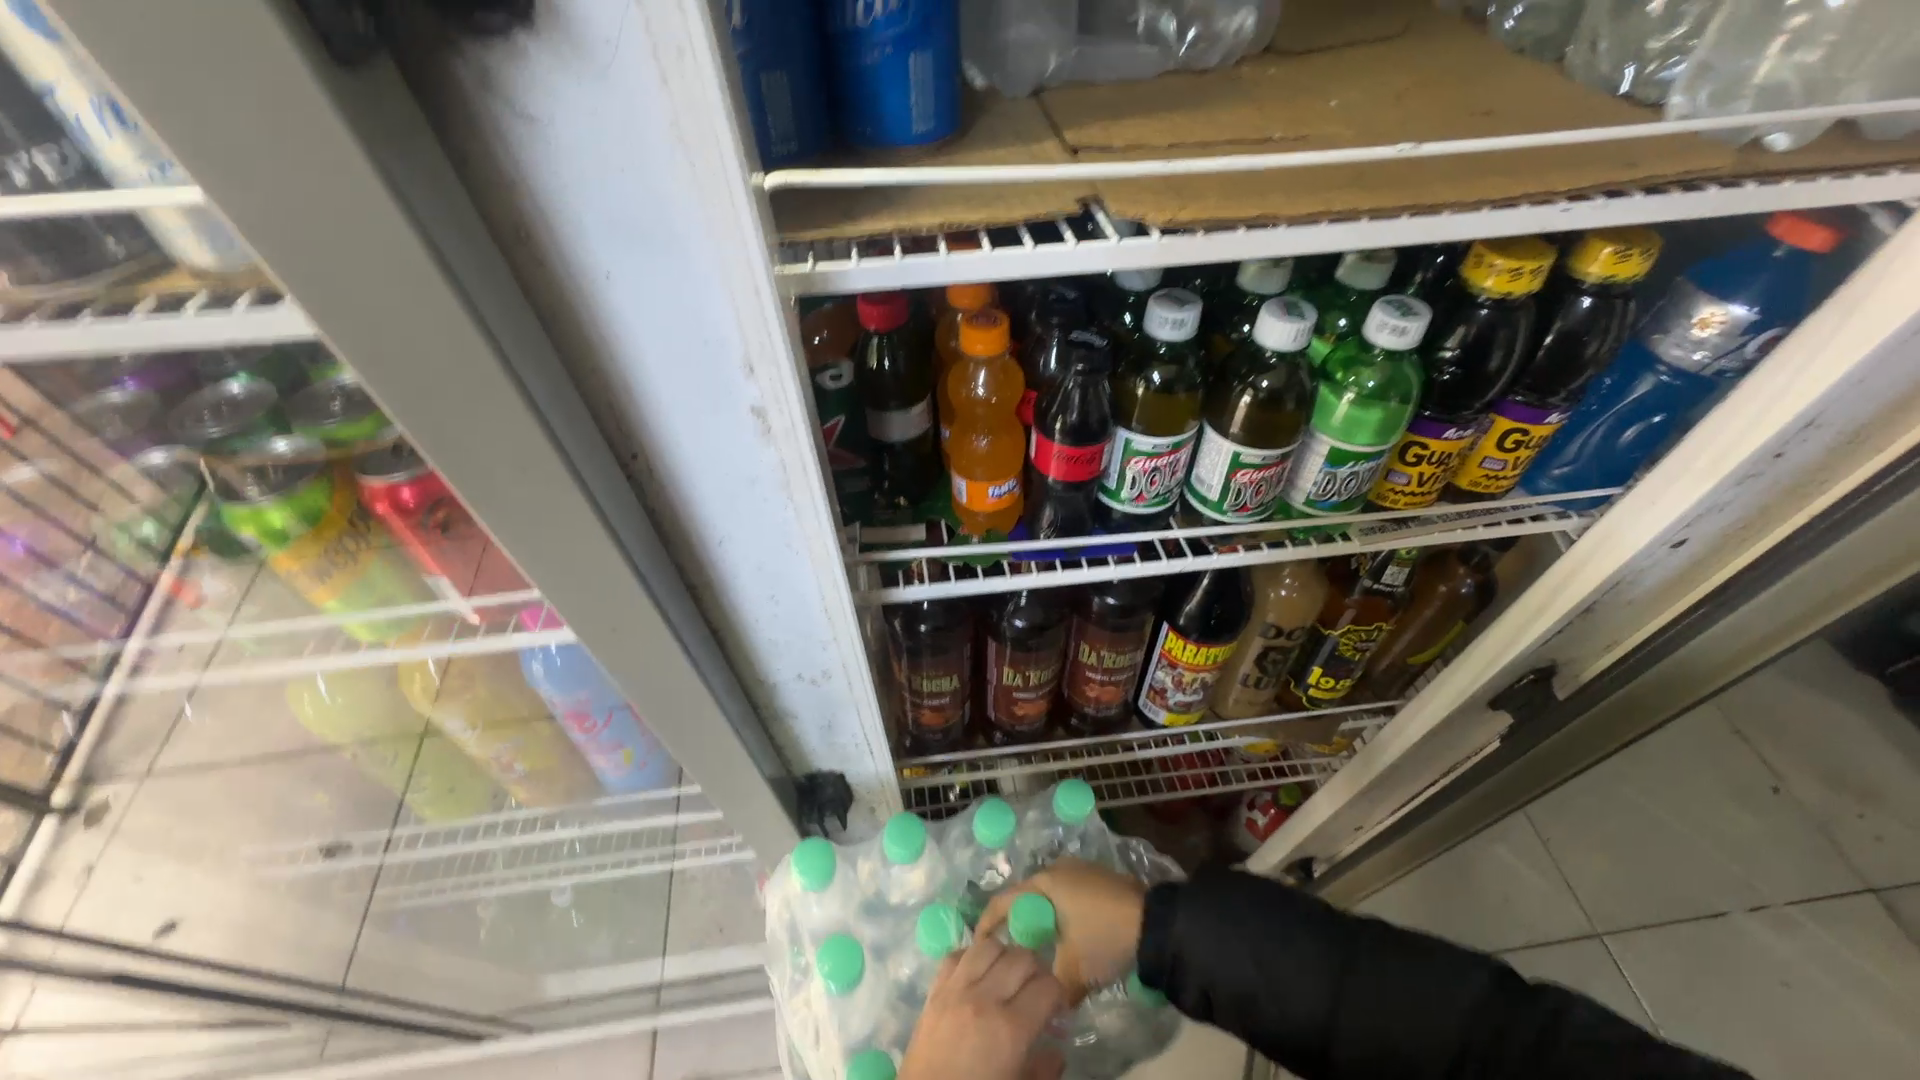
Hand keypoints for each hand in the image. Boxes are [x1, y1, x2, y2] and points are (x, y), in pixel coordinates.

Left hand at [899, 937, 1065, 1079]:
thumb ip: (1044, 1069)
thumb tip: (1057, 1049)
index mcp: (1011, 1029)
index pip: (1048, 986)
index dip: (1059, 994)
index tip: (1057, 1009)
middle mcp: (984, 999)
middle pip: (1022, 957)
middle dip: (1037, 971)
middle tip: (1036, 991)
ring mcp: (956, 990)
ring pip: (989, 946)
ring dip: (1005, 956)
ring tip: (1007, 976)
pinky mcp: (934, 990)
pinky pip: (956, 955)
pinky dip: (971, 958)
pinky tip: (977, 976)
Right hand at [977, 856, 1145, 1003]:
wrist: (1156, 923)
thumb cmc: (1104, 938)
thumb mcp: (1073, 971)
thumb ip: (1050, 990)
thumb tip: (1043, 1009)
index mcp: (1043, 883)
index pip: (1003, 902)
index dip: (987, 925)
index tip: (979, 947)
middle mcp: (1057, 868)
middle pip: (1025, 897)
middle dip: (1017, 923)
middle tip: (1011, 951)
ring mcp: (1080, 869)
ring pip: (1048, 896)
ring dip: (1041, 919)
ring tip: (1039, 946)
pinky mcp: (1098, 877)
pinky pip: (1067, 894)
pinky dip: (1061, 914)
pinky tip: (1067, 935)